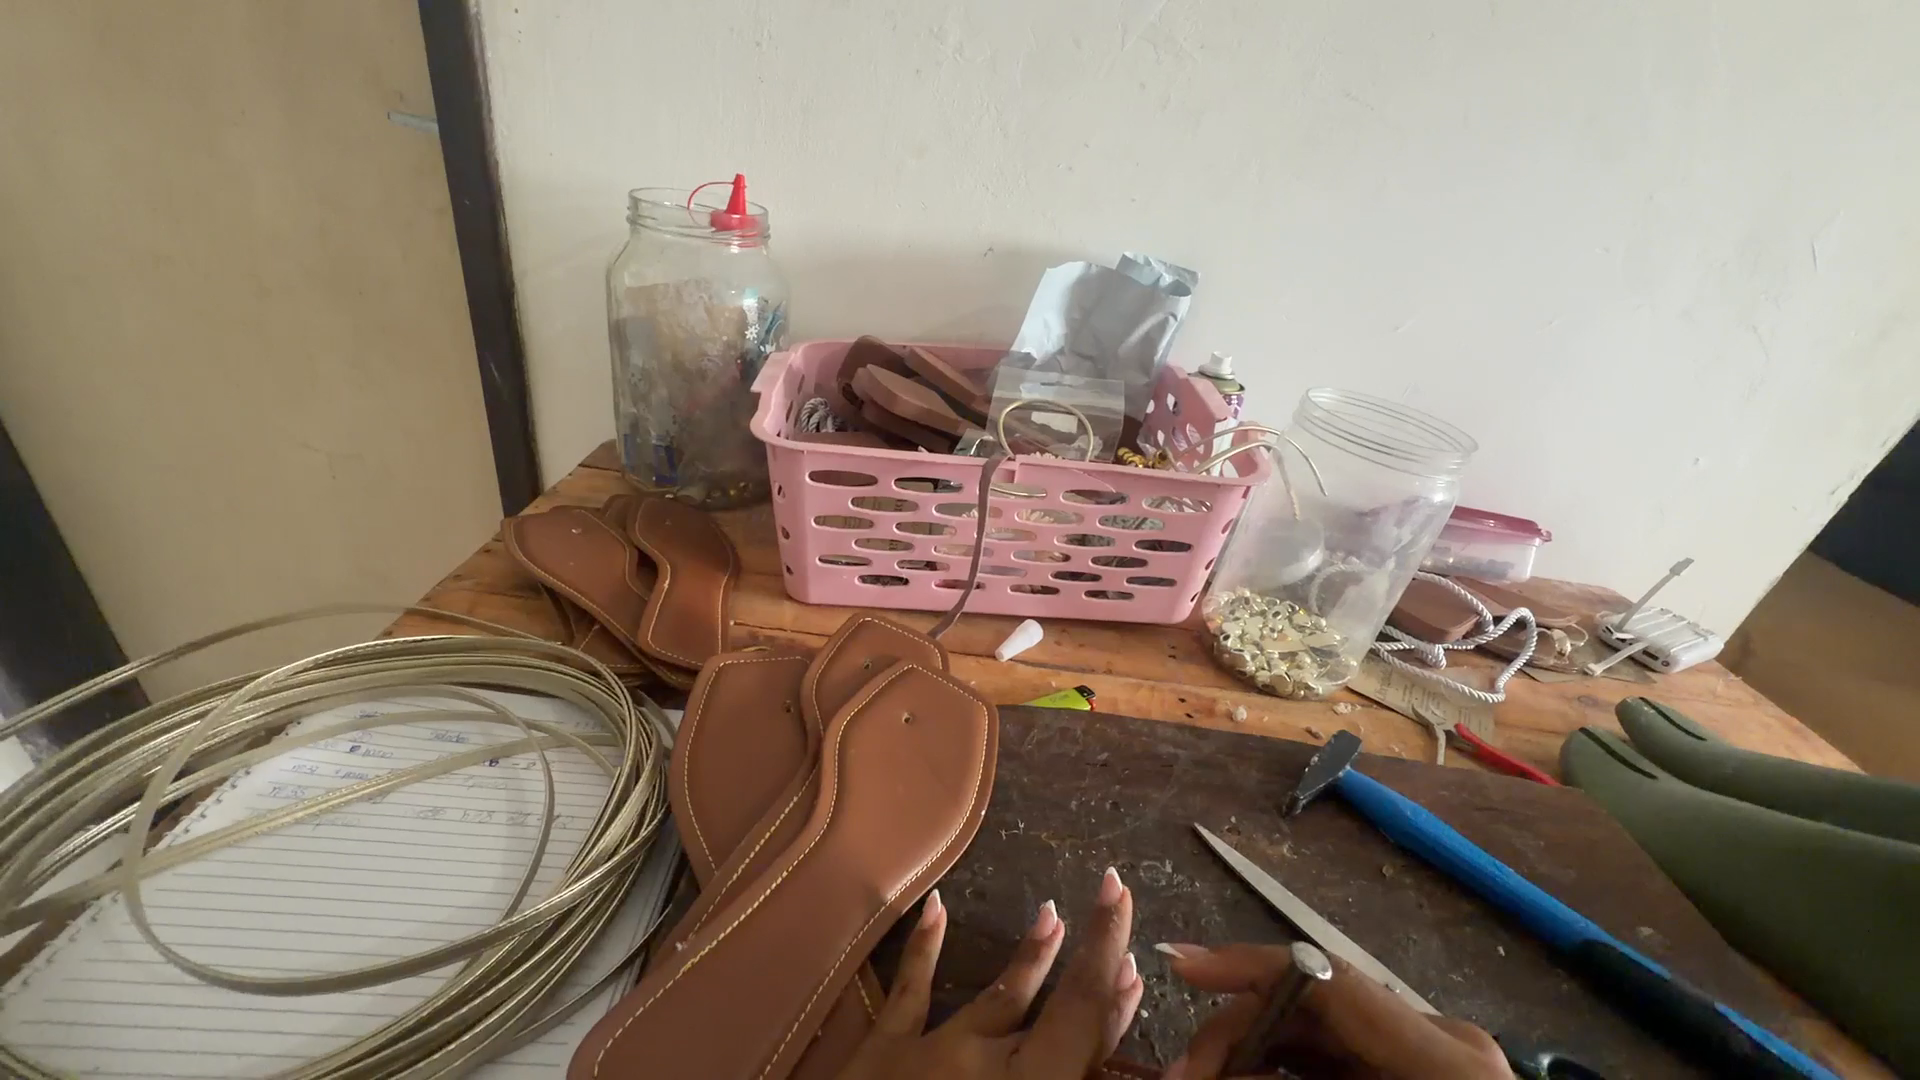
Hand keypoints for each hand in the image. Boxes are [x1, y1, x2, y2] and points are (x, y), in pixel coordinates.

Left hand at [832, 867, 1145, 1079]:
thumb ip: (1061, 1074)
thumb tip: (1087, 1062)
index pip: (1085, 1023)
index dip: (1115, 978)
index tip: (1135, 936)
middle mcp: (991, 1063)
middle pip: (1057, 1005)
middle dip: (1093, 956)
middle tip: (1114, 904)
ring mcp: (936, 1051)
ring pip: (998, 994)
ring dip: (1030, 955)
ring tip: (1052, 912)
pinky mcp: (885, 1050)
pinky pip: (909, 990)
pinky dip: (924, 945)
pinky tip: (936, 903)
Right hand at [1158, 943, 1511, 1078]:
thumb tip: (1204, 1075)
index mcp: (1441, 1055)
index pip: (1326, 978)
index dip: (1246, 964)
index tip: (1179, 965)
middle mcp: (1434, 1041)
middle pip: (1307, 1007)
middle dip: (1235, 1034)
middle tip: (1181, 1073)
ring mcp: (1426, 1060)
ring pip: (1314, 1035)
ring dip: (1253, 1054)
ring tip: (1204, 1077)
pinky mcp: (1411, 1079)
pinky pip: (1332, 1062)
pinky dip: (1285, 1071)